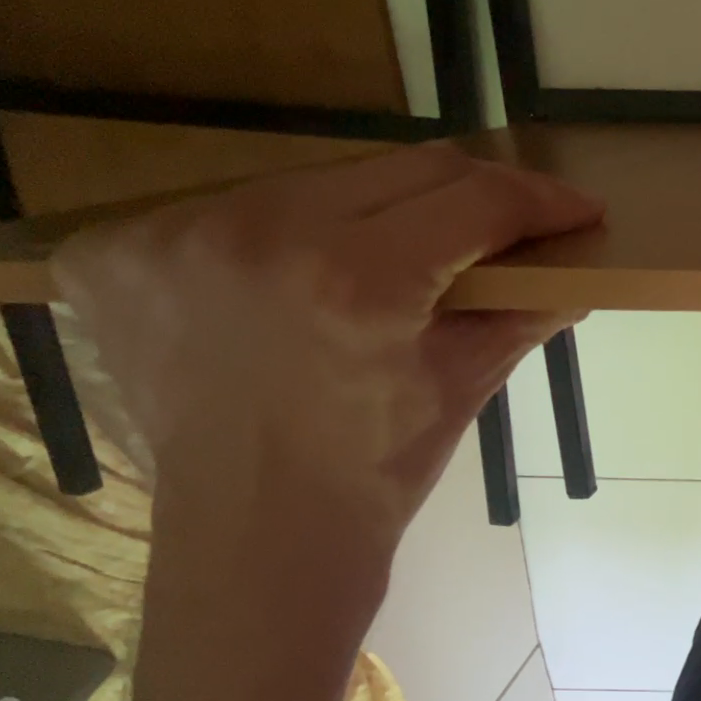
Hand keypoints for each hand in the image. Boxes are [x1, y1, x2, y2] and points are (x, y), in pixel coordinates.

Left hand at [55, 143, 600, 624]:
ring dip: (384, 208)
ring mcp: (172, 235)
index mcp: (357, 281)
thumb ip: (527, 312)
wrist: (258, 532)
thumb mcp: (466, 384)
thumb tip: (583, 275)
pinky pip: (239, 209)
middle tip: (515, 222)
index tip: (580, 208)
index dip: (542, 199)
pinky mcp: (117, 249)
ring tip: (417, 250)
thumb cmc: (378, 469)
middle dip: (475, 193)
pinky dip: (296, 233)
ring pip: (322, 182)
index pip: (473, 201)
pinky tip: (313, 274)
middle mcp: (258, 234)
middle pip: (404, 169)